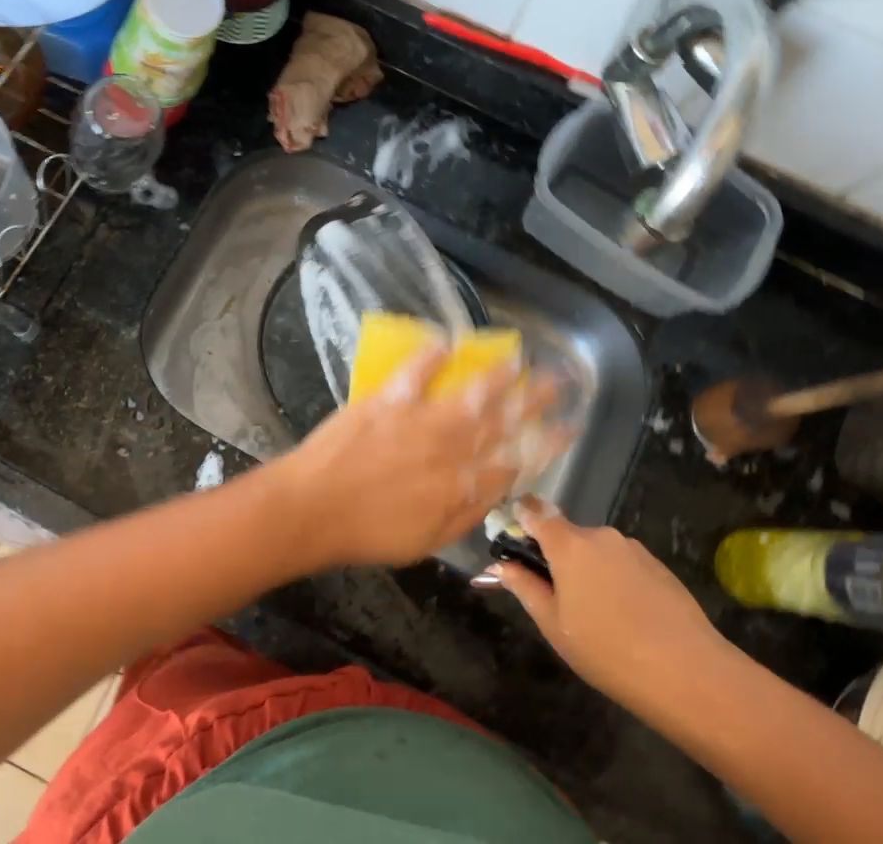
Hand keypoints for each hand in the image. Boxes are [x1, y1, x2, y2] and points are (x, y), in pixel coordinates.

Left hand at [268, 348, 567, 568]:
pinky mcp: (389, 400)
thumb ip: (466, 515)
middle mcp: (452, 449)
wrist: (313, 510)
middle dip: (537, 400)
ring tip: (519, 358)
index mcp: (463, 487)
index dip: (547, 444)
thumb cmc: (367, 535)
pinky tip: (447, 339)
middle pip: (504, 421)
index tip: (568, 426)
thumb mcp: (427, 542)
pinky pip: (417, 370)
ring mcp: (421, 420)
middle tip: (561, 381)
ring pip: (471, 392)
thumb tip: (495, 493)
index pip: (517, 462)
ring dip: (498, 375)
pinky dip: (432, 354)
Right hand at [488, 497, 734, 707]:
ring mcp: (634, 549)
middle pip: (568, 536)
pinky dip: (615, 582)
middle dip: (558, 559)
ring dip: (588, 572)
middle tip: (557, 599)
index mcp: (569, 545)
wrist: (687, 671)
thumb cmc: (606, 649)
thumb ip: (525, 588)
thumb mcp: (554, 624)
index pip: (536, 512)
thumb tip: (503, 566)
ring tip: (596, 616)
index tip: (512, 538)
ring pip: (597, 553)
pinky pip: (623, 565)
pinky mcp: (659, 566)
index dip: (520, 518)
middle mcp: (601, 536)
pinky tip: (625, 618)